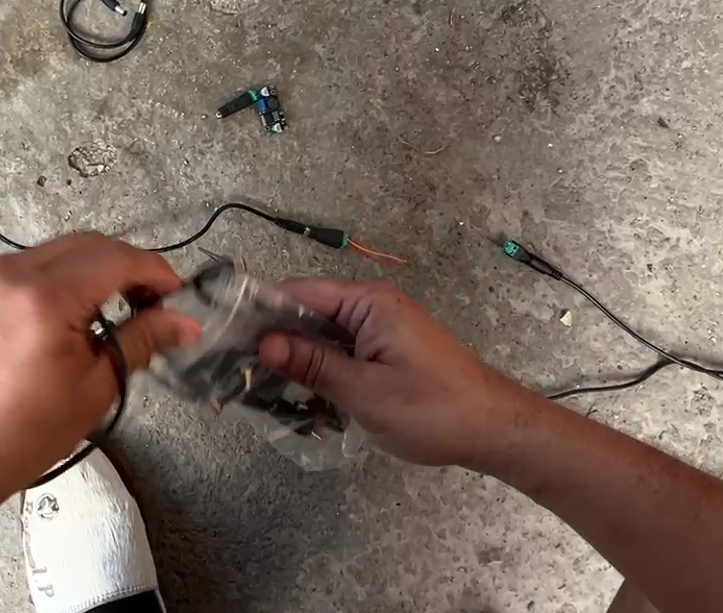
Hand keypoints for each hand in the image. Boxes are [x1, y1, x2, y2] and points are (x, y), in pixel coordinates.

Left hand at [0, 235, 200, 558]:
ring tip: (116, 306)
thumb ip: (140, 341)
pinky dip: (63, 274)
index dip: (154, 270)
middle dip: (127, 265)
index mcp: (45, 299)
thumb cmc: (19, 436)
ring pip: (61, 249)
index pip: (116, 259)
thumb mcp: (91, 390)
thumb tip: (187, 323)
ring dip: (95, 267)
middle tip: (151, 301)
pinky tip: (74, 308)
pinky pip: (33, 262)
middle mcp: (14, 271)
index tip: (176, 293)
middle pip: (90, 244)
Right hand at [257, 278, 538, 467]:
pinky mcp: (383, 348)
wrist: (496, 431)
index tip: (226, 331)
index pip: (300, 292)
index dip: (261, 309)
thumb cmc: (433, 409)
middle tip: (233, 361)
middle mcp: (370, 305)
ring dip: (293, 352)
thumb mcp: (366, 391)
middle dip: (273, 333)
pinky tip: (293, 387)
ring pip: (321, 331)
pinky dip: (316, 363)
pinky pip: (338, 347)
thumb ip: (313, 364)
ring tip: (253, 376)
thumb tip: (264, 343)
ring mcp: (378, 326)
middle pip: (307, 309)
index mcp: (367, 302)